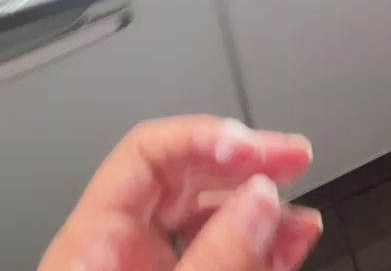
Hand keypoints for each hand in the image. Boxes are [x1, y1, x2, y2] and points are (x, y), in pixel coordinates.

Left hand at [38, 117, 324, 270]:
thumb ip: (215, 254)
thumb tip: (262, 193)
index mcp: (89, 246)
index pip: (146, 152)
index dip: (204, 137)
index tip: (254, 147)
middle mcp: (116, 252)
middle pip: (185, 175)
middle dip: (245, 162)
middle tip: (292, 157)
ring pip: (209, 216)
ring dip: (262, 207)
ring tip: (301, 210)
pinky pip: (220, 252)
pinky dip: (259, 243)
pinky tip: (292, 237)